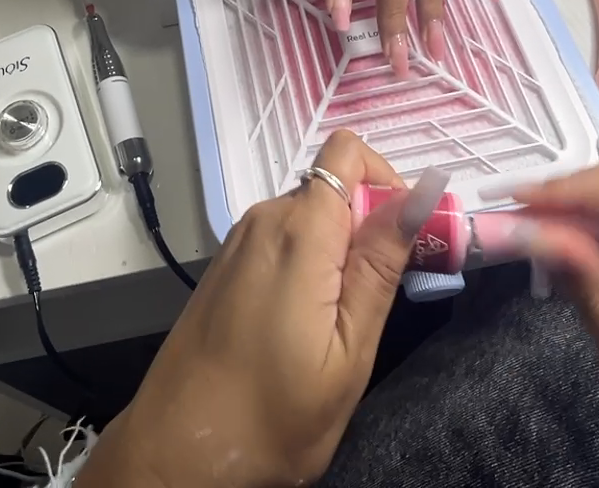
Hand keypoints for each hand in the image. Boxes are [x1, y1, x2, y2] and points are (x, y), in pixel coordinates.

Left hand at [78, 132, 416, 487]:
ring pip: (312, 211)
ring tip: (344, 317)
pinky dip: (311, 257)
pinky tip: (308, 316)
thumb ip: (381, 264)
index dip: (388, 181)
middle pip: (334, 184)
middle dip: (371, 223)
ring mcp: (242, 236)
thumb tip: (421, 192)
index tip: (406, 239)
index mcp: (298, 231)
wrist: (178, 444)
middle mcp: (266, 217)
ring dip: (342, 245)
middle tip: (383, 293)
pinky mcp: (230, 258)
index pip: (348, 153)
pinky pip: (285, 233)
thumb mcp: (348, 350)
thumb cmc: (271, 414)